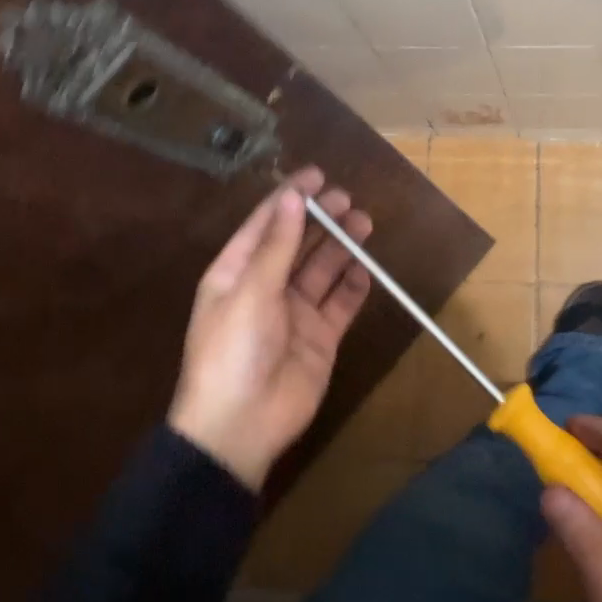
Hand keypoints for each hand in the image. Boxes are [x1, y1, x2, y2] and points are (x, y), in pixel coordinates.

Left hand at [167, 167, 371, 490]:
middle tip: (347, 199)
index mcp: (235, 272)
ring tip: (365, 222)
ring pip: (322, 270)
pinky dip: (354, 285)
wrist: (240, 426)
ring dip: (341, 246)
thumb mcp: (250, 292)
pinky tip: (367, 268)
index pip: (265, 225)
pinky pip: (340, 304)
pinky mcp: (320, 338)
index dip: (290, 198)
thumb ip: (277, 246)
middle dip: (321, 219)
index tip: (317, 175)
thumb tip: (293, 199)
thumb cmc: (233, 350)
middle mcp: (265, 287)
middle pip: (297, 243)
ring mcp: (294, 313)